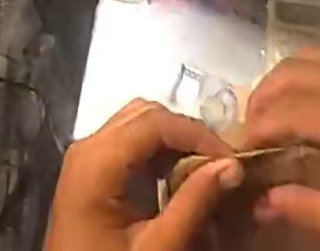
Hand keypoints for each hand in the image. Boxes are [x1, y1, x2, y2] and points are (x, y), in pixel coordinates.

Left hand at [45, 99, 240, 250]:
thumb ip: (193, 204)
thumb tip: (233, 165)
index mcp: (96, 162)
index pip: (156, 122)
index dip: (196, 133)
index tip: (230, 156)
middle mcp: (87, 147)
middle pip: (147, 115)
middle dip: (186, 134)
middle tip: (218, 163)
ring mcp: (85, 157)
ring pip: (139, 122)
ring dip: (173, 139)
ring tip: (202, 168)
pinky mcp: (89, 170)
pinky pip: (129, 140)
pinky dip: (157, 149)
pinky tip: (175, 175)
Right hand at [244, 48, 319, 250]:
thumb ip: (312, 210)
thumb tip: (261, 200)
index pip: (296, 107)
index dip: (262, 123)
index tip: (239, 146)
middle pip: (300, 70)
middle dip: (266, 92)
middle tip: (248, 127)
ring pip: (316, 55)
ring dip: (285, 76)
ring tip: (267, 109)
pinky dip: (307, 69)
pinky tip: (300, 98)